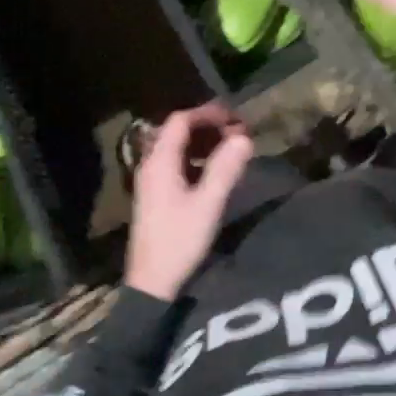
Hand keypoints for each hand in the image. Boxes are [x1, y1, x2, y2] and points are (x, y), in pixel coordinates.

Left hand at [124, 104, 254, 300]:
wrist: (151, 282)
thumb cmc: (179, 240)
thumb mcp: (207, 204)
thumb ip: (225, 169)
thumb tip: (244, 138)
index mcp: (160, 162)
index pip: (180, 121)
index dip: (207, 113)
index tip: (234, 116)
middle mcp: (151, 165)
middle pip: (177, 132)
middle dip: (207, 126)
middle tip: (236, 131)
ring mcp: (151, 181)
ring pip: (176, 148)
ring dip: (202, 142)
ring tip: (230, 147)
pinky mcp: (156, 195)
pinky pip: (176, 164)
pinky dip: (196, 158)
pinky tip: (214, 170)